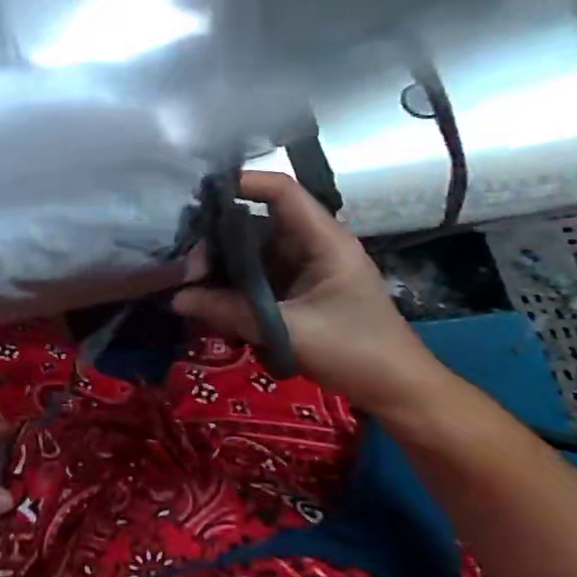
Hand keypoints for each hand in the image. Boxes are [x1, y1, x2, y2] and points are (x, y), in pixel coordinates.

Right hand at [172, 171, 450, 415]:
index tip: (200, 195)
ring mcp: (304, 270)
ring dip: (223, 267)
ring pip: (253, 254)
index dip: (244, 183)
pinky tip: (210, 304)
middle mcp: (312, 247)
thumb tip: (178, 298)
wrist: (399, 393)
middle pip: (257, 225)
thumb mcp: (290, 331)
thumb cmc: (356, 352)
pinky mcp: (298, 294)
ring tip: (190, 284)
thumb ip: (232, 312)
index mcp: (324, 241)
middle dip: (219, 240)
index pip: (283, 192)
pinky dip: (235, 288)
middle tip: (187, 265)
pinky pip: (258, 280)